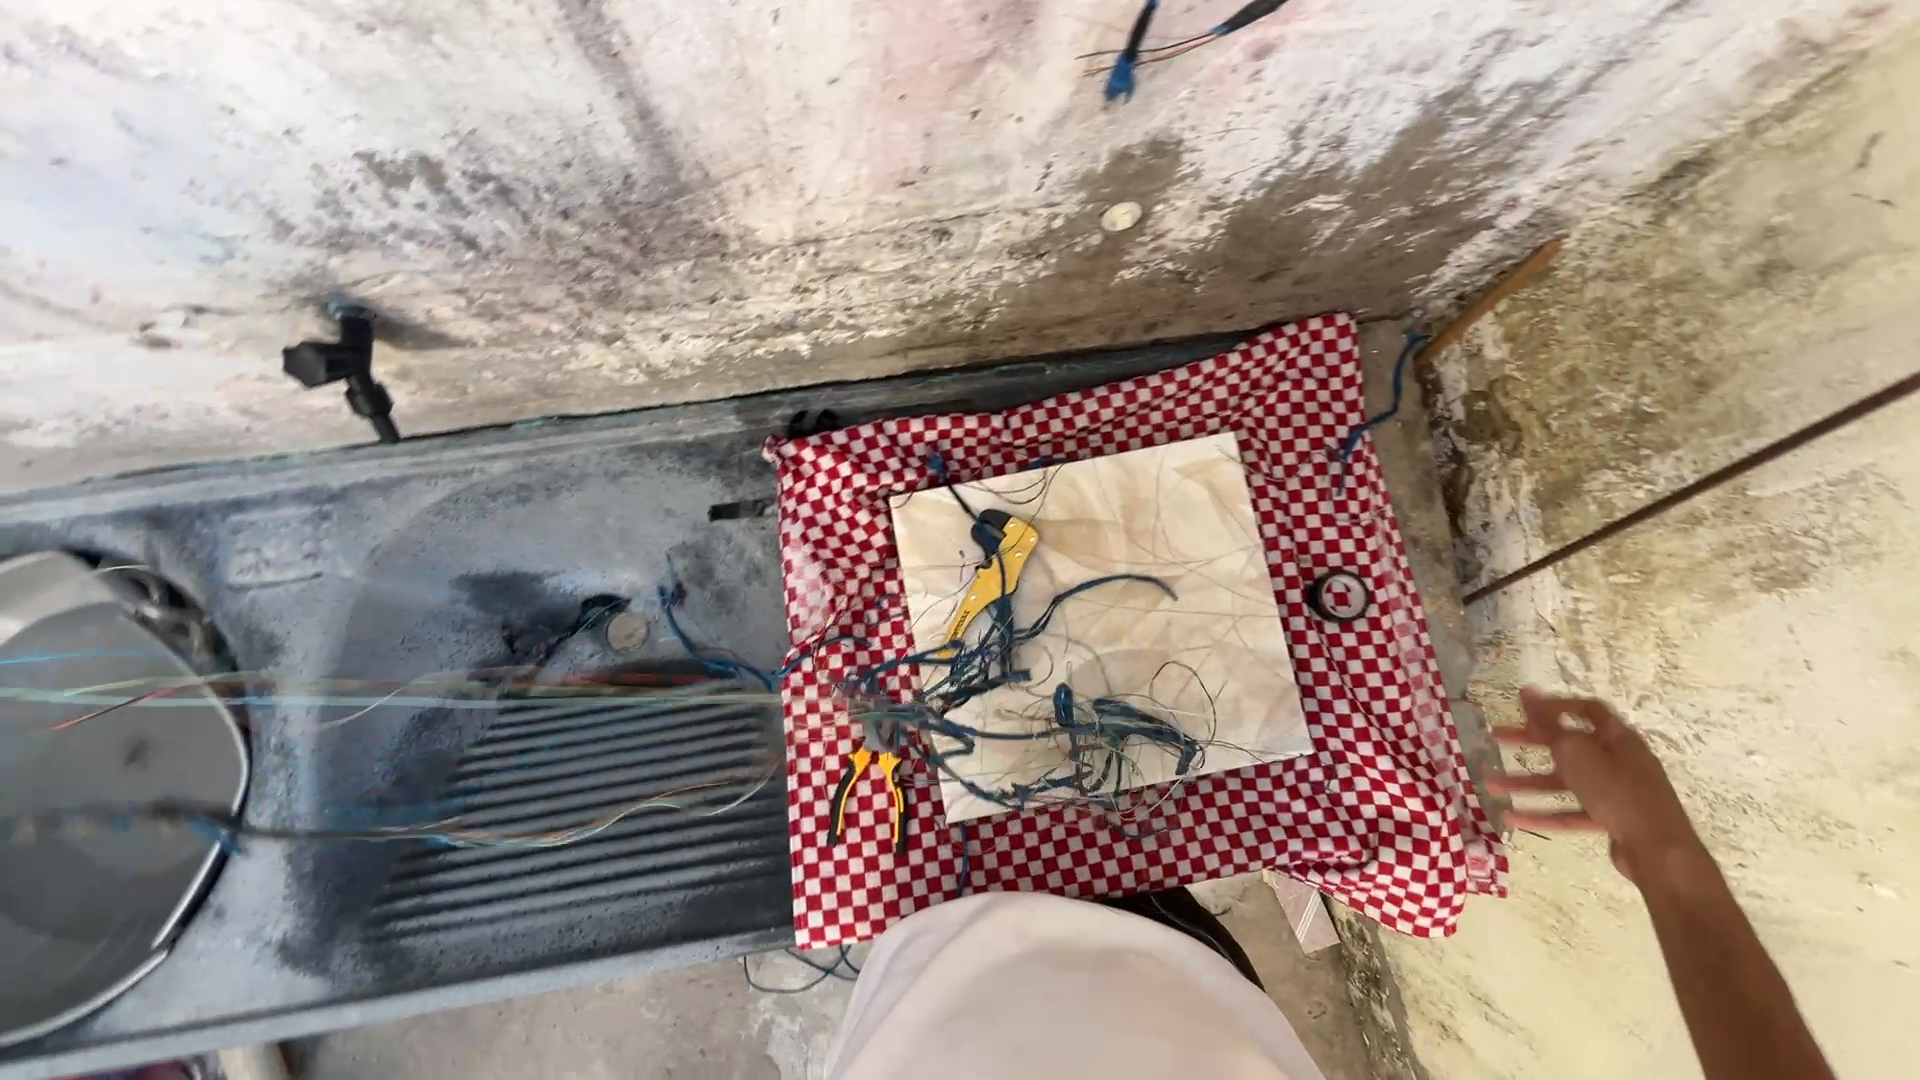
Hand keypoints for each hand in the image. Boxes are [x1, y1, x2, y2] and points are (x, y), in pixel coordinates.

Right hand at [1487, 688, 1709, 887]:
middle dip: (1529, 742)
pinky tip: (1512, 818)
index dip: (1555, 705)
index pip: (1587, 710)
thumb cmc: (1616, 789)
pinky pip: (1569, 812)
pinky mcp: (1610, 819)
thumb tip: (1527, 690)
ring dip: (1526, 783)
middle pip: (1568, 745)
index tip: (1523, 708)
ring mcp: (1615, 792)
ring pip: (1563, 782)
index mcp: (1617, 738)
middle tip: (1496, 738)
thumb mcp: (1575, 751)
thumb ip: (1546, 722)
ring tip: (1492, 786)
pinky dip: (1542, 814)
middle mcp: (1618, 761)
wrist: (1658, 849)